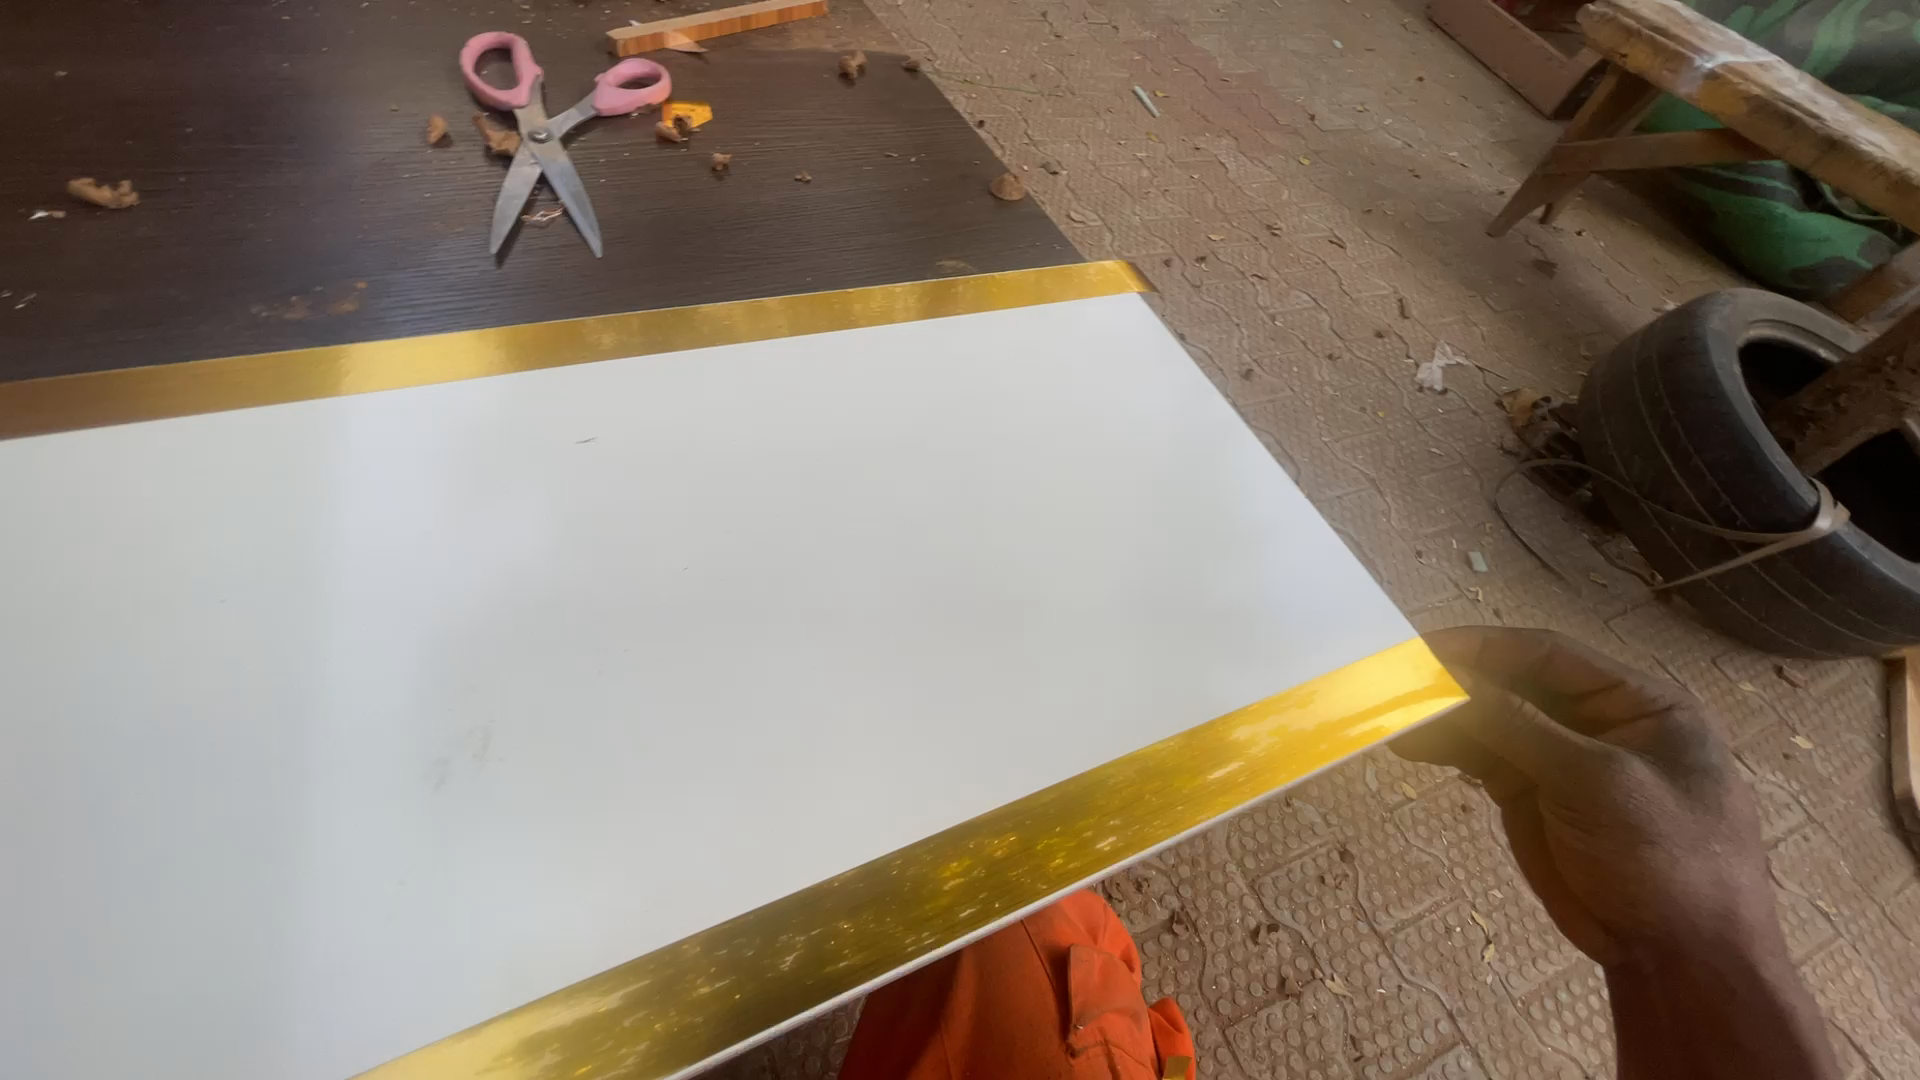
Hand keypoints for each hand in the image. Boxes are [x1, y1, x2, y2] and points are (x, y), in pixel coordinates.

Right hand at [1393, 625, 1779, 968]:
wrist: (1678, 959)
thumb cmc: (1665, 858)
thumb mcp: (1595, 782)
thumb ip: (1517, 725)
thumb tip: (1449, 677)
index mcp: (1638, 704)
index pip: (1547, 656)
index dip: (1482, 647)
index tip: (1423, 649)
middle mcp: (1594, 720)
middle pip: (1509, 684)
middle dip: (1454, 684)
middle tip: (1396, 685)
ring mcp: (1558, 756)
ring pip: (1485, 718)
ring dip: (1440, 717)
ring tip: (1393, 721)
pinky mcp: (1527, 789)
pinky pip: (1477, 753)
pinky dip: (1443, 747)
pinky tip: (1409, 746)